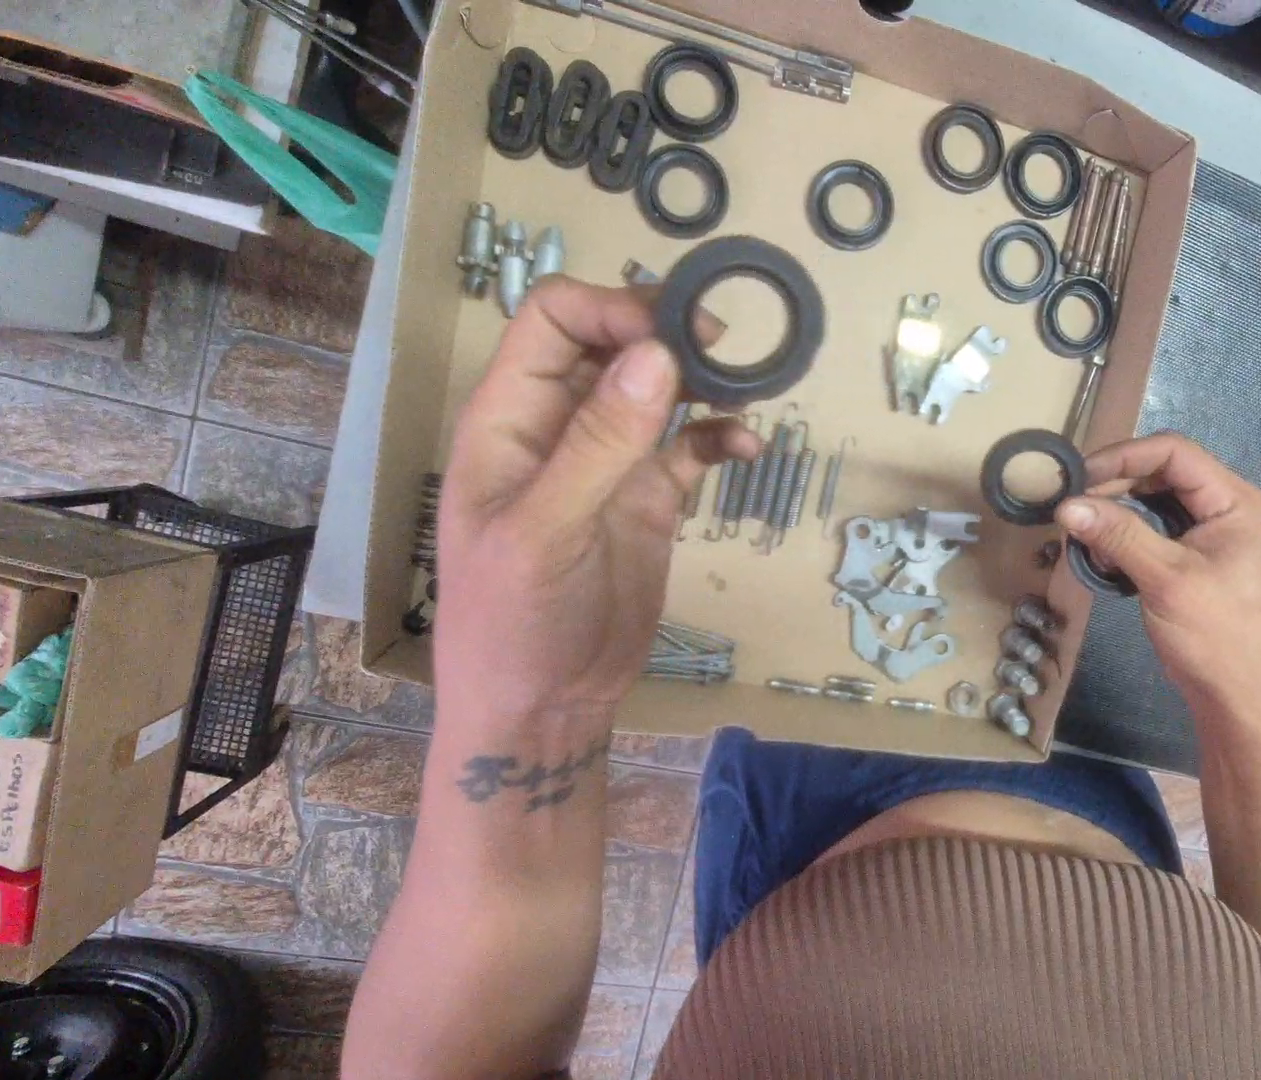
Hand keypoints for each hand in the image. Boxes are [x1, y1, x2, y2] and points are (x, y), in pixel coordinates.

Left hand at [435, 278, 757, 730]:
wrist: (548, 703)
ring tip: (746, 392)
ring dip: (703, 382)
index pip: (553, 320)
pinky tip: (748, 447)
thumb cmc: (516, 622)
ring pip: (659, 391)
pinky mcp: (651, 498)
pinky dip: (721, 438)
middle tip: (724, 351)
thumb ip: (600, 444)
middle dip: (667, 335)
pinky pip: (690, 447)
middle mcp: (562, 427)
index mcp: (512, 418)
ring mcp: (612, 462)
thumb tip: (658, 356)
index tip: (673, 336)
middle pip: (613, 344)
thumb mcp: (548, 531)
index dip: (610, 310)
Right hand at [1054, 434, 1260, 716]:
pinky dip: (1119, 538)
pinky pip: (1146, 529)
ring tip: (1086, 538)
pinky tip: (1102, 561)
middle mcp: (1219, 506)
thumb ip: (1118, 536)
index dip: (1123, 456)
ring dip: (1113, 514)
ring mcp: (1202, 531)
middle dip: (1113, 487)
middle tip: (1073, 506)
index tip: (1079, 478)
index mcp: (1231, 500)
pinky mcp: (1184, 555)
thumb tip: (1065, 505)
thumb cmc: (1215, 634)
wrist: (1235, 695)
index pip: (1173, 452)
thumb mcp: (1166, 579)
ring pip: (1147, 501)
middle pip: (1158, 472)